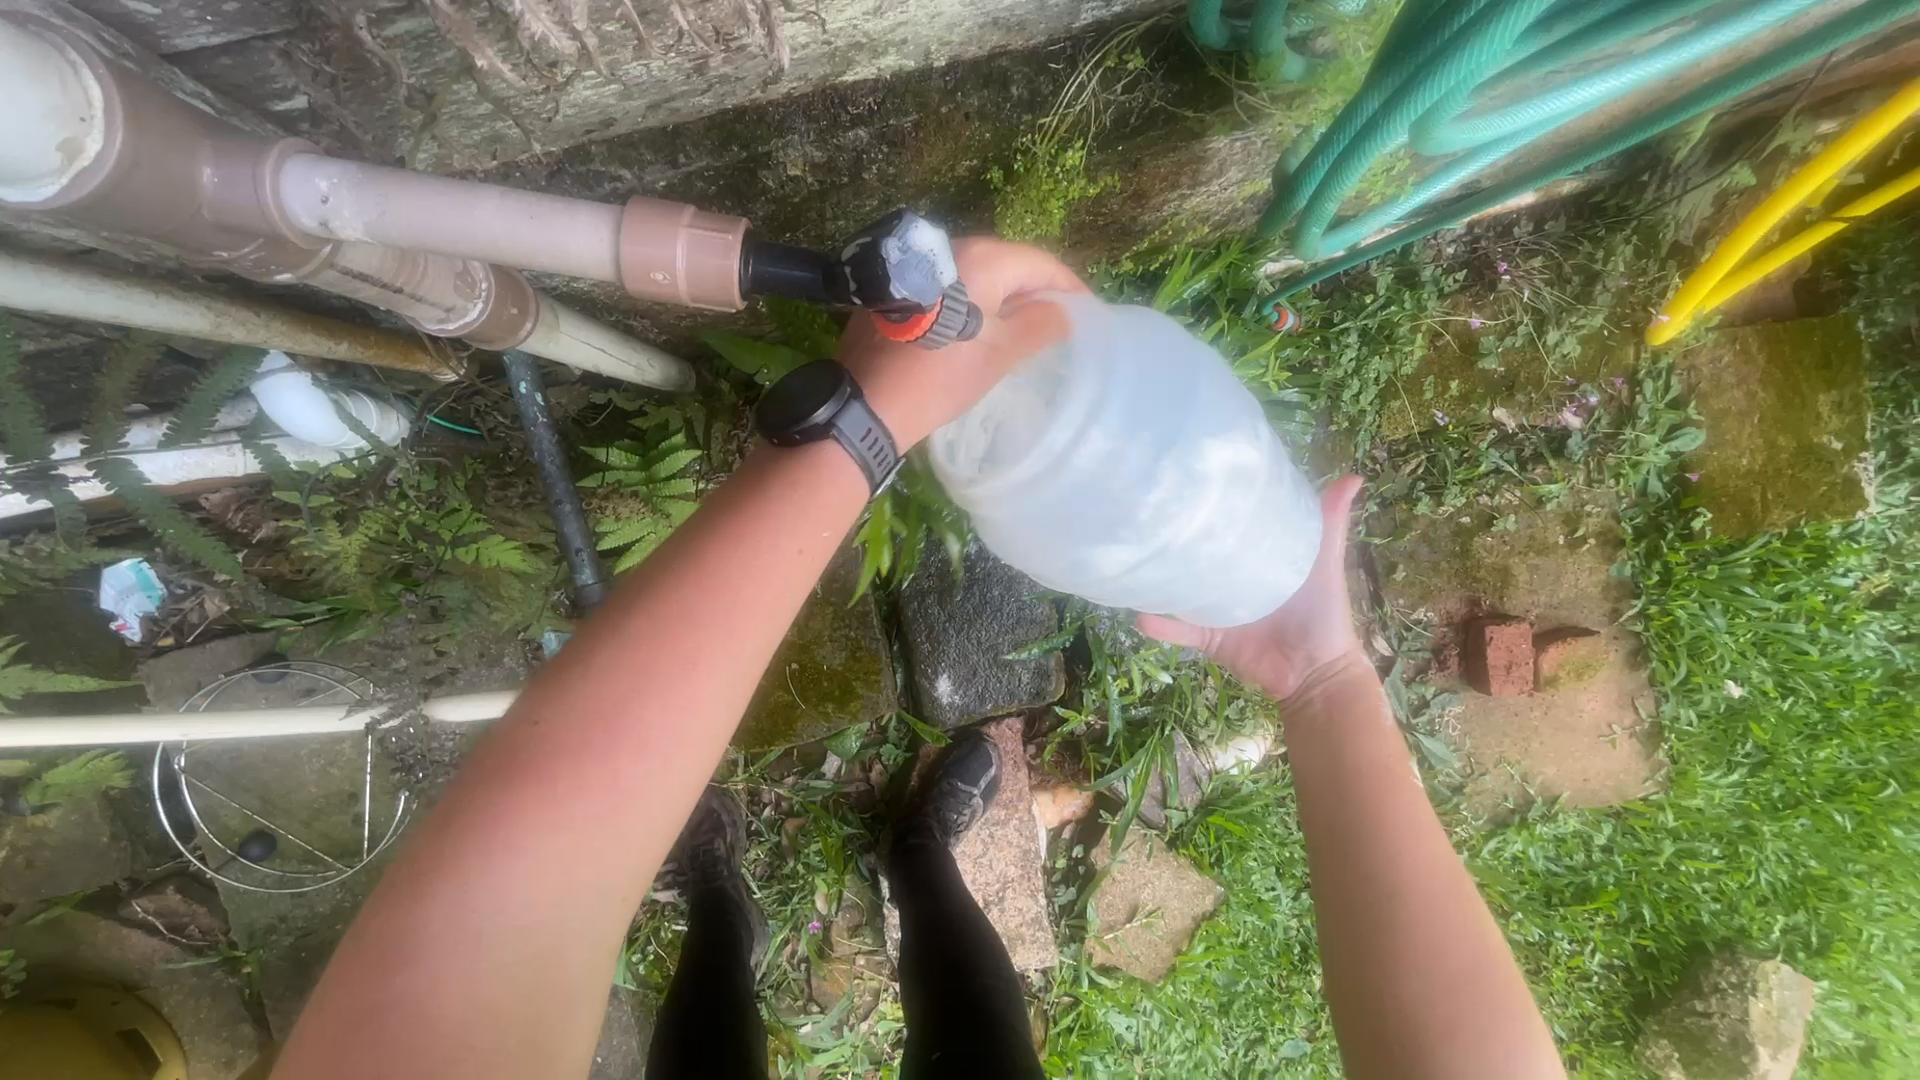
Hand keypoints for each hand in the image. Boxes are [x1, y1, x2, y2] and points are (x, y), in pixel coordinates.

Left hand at [840, 237, 1088, 447]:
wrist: (867, 405)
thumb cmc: (940, 379)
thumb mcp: (1001, 354)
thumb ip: (1042, 324)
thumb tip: (1065, 311)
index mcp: (979, 258)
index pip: (1040, 263)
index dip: (1069, 288)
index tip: (1088, 313)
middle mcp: (947, 249)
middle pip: (1008, 265)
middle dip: (1037, 291)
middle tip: (1059, 322)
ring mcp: (918, 266)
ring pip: (977, 276)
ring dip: (1004, 298)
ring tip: (1024, 327)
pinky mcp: (898, 288)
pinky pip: (950, 287)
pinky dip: (972, 303)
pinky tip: (978, 329)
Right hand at [1137, 476, 1366, 703]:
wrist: (1316, 672)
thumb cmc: (1323, 615)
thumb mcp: (1324, 564)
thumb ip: (1329, 526)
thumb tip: (1352, 477)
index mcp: (1256, 563)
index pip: (1230, 531)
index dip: (1213, 511)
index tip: (1190, 485)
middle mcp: (1232, 585)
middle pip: (1198, 561)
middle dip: (1175, 545)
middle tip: (1148, 518)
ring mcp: (1218, 612)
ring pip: (1181, 594)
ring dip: (1158, 584)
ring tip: (1133, 561)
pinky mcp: (1210, 639)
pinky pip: (1181, 632)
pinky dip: (1161, 627)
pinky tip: (1139, 616)